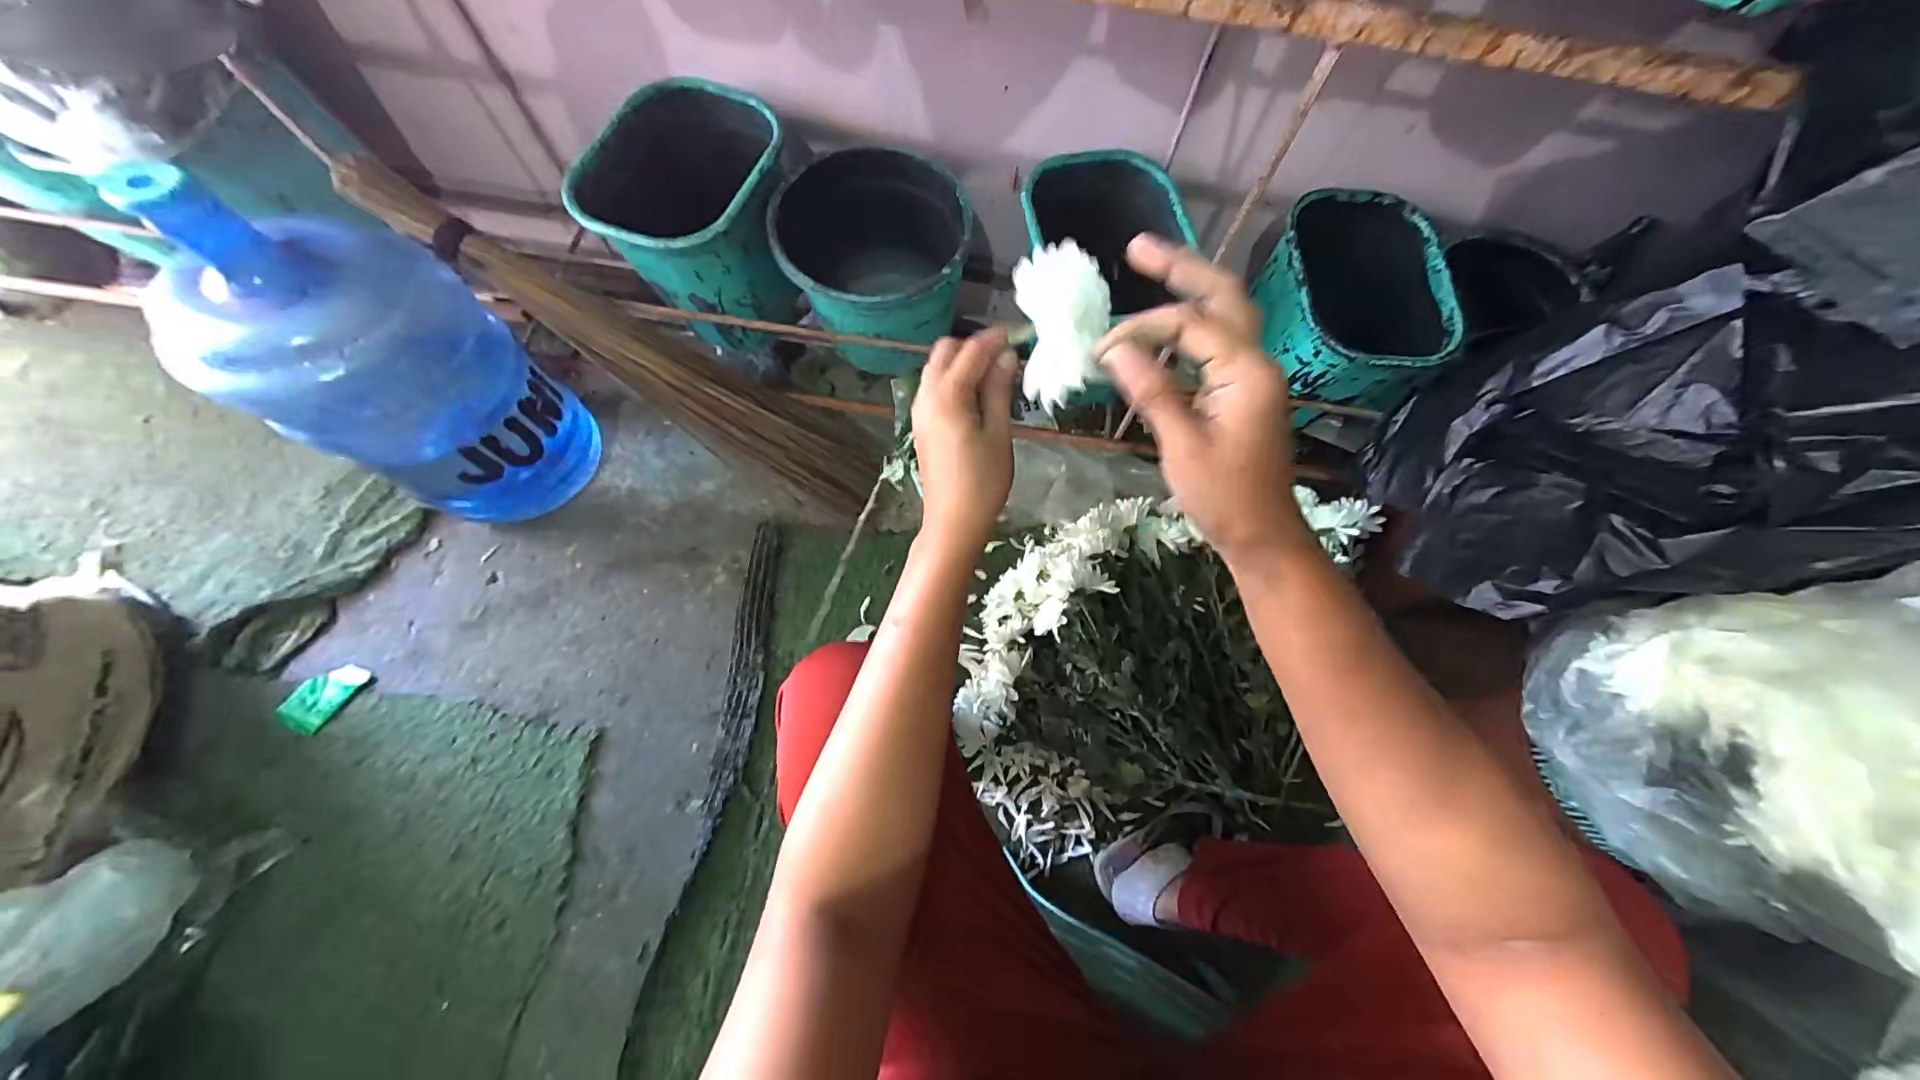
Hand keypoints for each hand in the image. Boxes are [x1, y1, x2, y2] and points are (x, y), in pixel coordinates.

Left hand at [913, 327, 1015, 546]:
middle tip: (1006, 356)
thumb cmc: (983, 482)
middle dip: (974, 346)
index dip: (996, 338)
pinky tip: (977, 396)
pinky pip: (934, 387)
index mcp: (947, 396)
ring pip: (937, 367)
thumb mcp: (998, 434)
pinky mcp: (921, 423)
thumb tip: (1007, 357)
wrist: (952, 521)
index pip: (972, 351)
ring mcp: (919, 410)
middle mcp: (926, 395)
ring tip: (995, 377)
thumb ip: (999, 390)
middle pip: (946, 351)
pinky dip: (954, 380)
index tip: (1020, 333)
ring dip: (963, 362)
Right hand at [1096, 234, 1311, 564]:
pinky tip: (1162, 326)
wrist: (1261, 532)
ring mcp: (1253, 373)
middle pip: (1222, 295)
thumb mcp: (1181, 446)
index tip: (1100, 348)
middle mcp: (1256, 361)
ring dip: (1189, 288)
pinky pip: (1217, 343)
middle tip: (1137, 247)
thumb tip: (1113, 349)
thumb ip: (1152, 391)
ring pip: (1224, 313)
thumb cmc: (1223, 496)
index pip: (1189, 325)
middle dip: (1180, 267)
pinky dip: (1188, 327)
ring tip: (1150, 266)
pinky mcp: (1243, 389)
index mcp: (1247, 372)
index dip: (1140, 328)